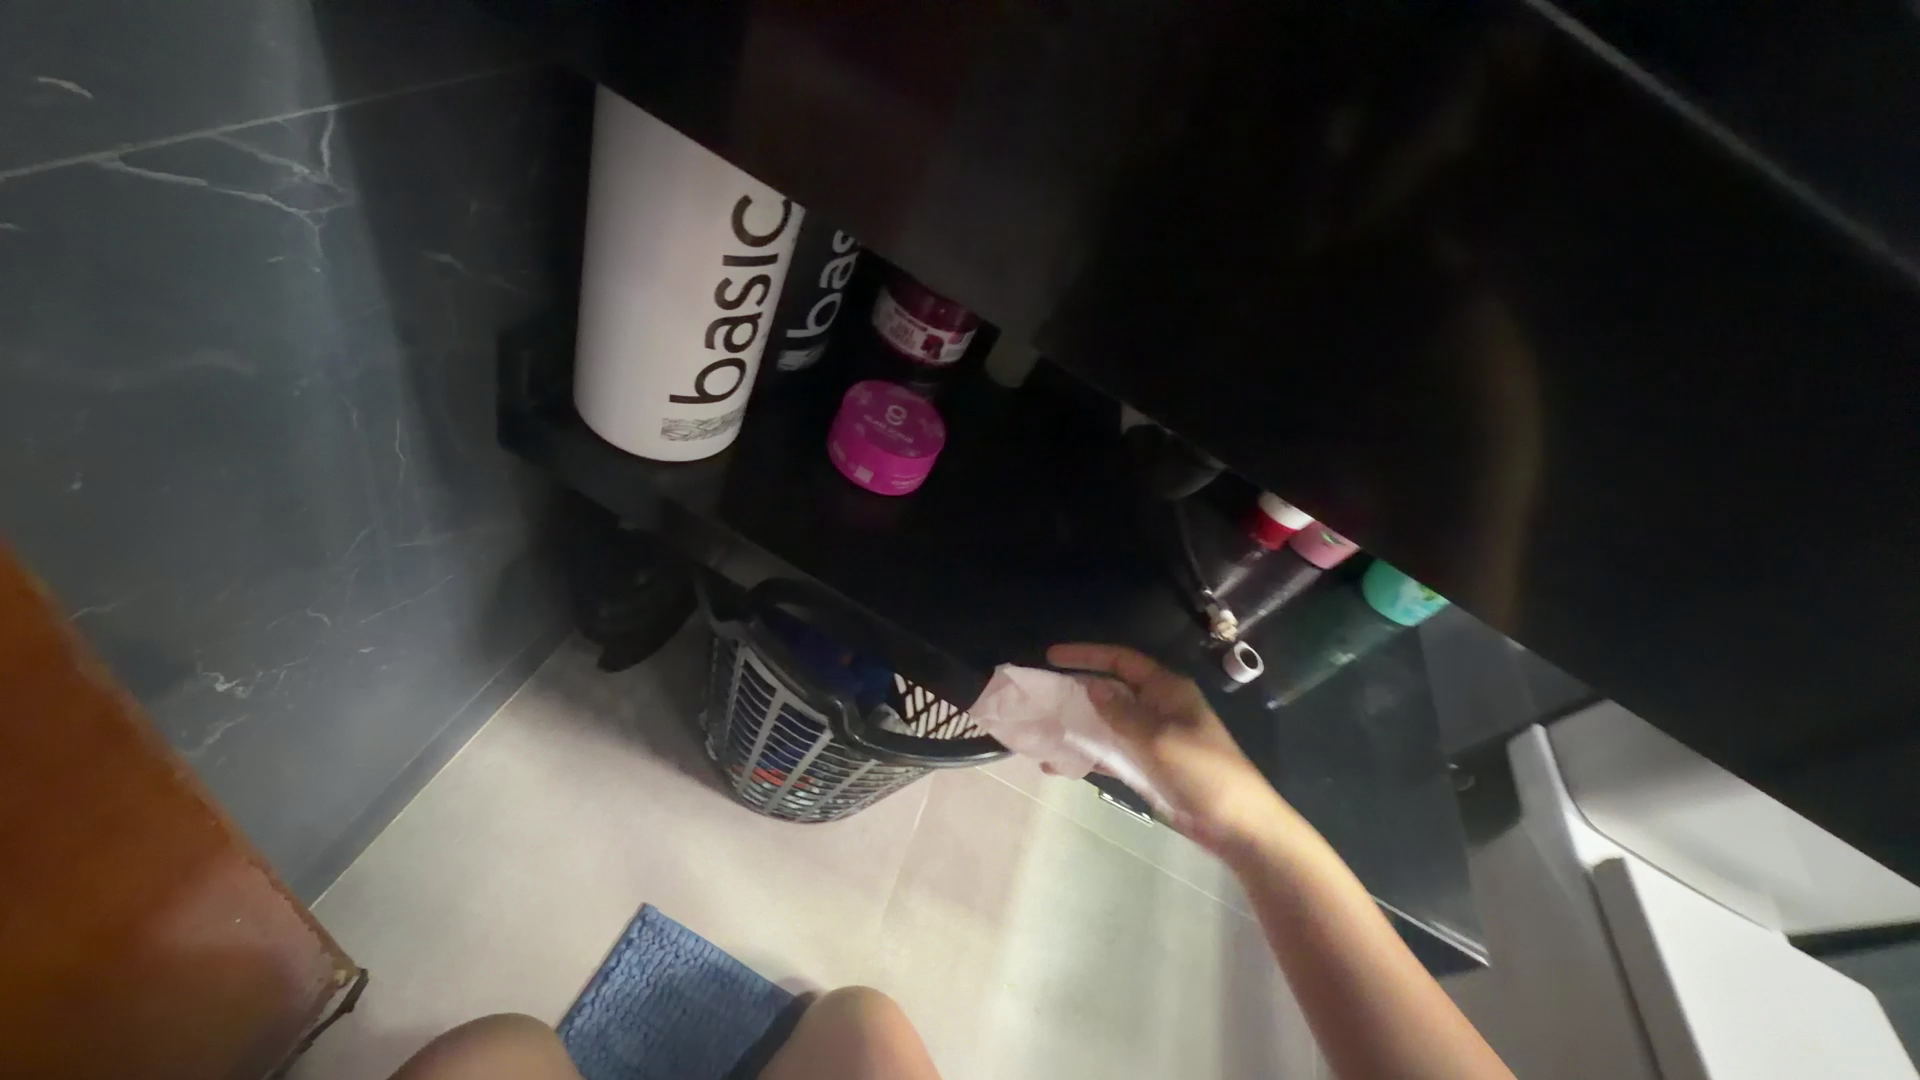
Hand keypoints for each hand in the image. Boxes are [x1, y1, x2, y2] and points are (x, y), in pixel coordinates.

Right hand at [1046, 643, 1291, 856]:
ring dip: (1076, 725)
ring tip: (1041, 730)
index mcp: (1166, 689)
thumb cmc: (1202, 772)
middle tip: (1040, 696)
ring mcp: (1151, 738)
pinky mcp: (1147, 766)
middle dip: (1075, 691)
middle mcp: (1156, 707)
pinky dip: (1086, 756)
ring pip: (1106, 722)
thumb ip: (1120, 712)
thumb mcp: (1158, 738)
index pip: (1120, 660)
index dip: (1086, 655)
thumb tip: (1089, 686)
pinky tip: (1057, 764)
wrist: (1237, 825)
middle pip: (1110, 689)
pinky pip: (1110, 753)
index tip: (1051, 657)